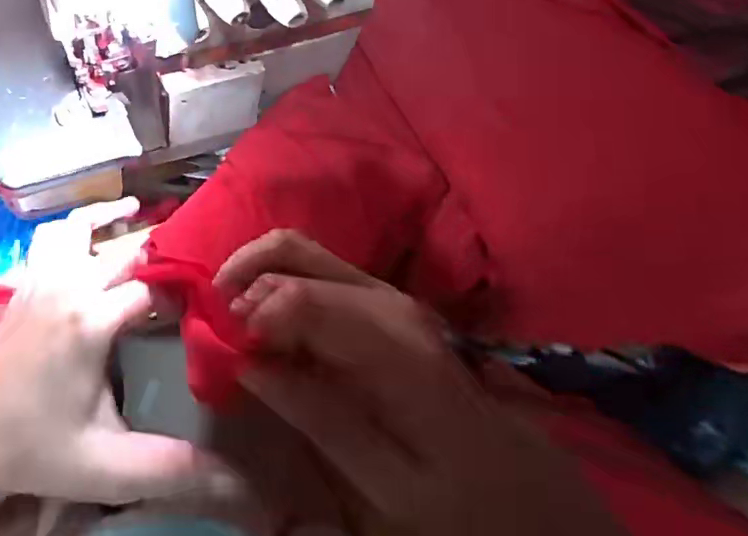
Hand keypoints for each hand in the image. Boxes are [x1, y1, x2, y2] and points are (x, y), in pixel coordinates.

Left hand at [0, 200, 235, 516]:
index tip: (203, 296)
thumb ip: (177, 470)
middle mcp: (67, 286)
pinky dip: (70, 226)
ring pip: (75, 227)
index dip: (178, 290)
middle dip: (154, 244)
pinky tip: (82, 234)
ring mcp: (41, 279)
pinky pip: (48, 238)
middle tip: (187, 242)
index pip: (149, 288)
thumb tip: (245, 489)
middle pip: (119, 250)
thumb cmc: (39, 447)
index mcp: (91, 320)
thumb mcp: (111, 466)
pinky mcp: (23, 282)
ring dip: (105, 216)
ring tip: (133, 207)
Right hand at [218, 230, 625, 535]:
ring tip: (231, 319)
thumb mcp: (387, 482)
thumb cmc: (463, 498)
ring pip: (297, 249)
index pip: (294, 294)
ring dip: (254, 275)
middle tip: (214, 322)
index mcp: (388, 337)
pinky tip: (264, 320)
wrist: (533, 495)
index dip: (247, 314)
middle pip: (289, 248)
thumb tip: (244, 361)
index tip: (224, 351)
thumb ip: (315, 415)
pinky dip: (275, 282)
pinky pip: (313, 270)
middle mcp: (383, 296)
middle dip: (239, 276)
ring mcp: (385, 293)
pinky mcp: (383, 303)